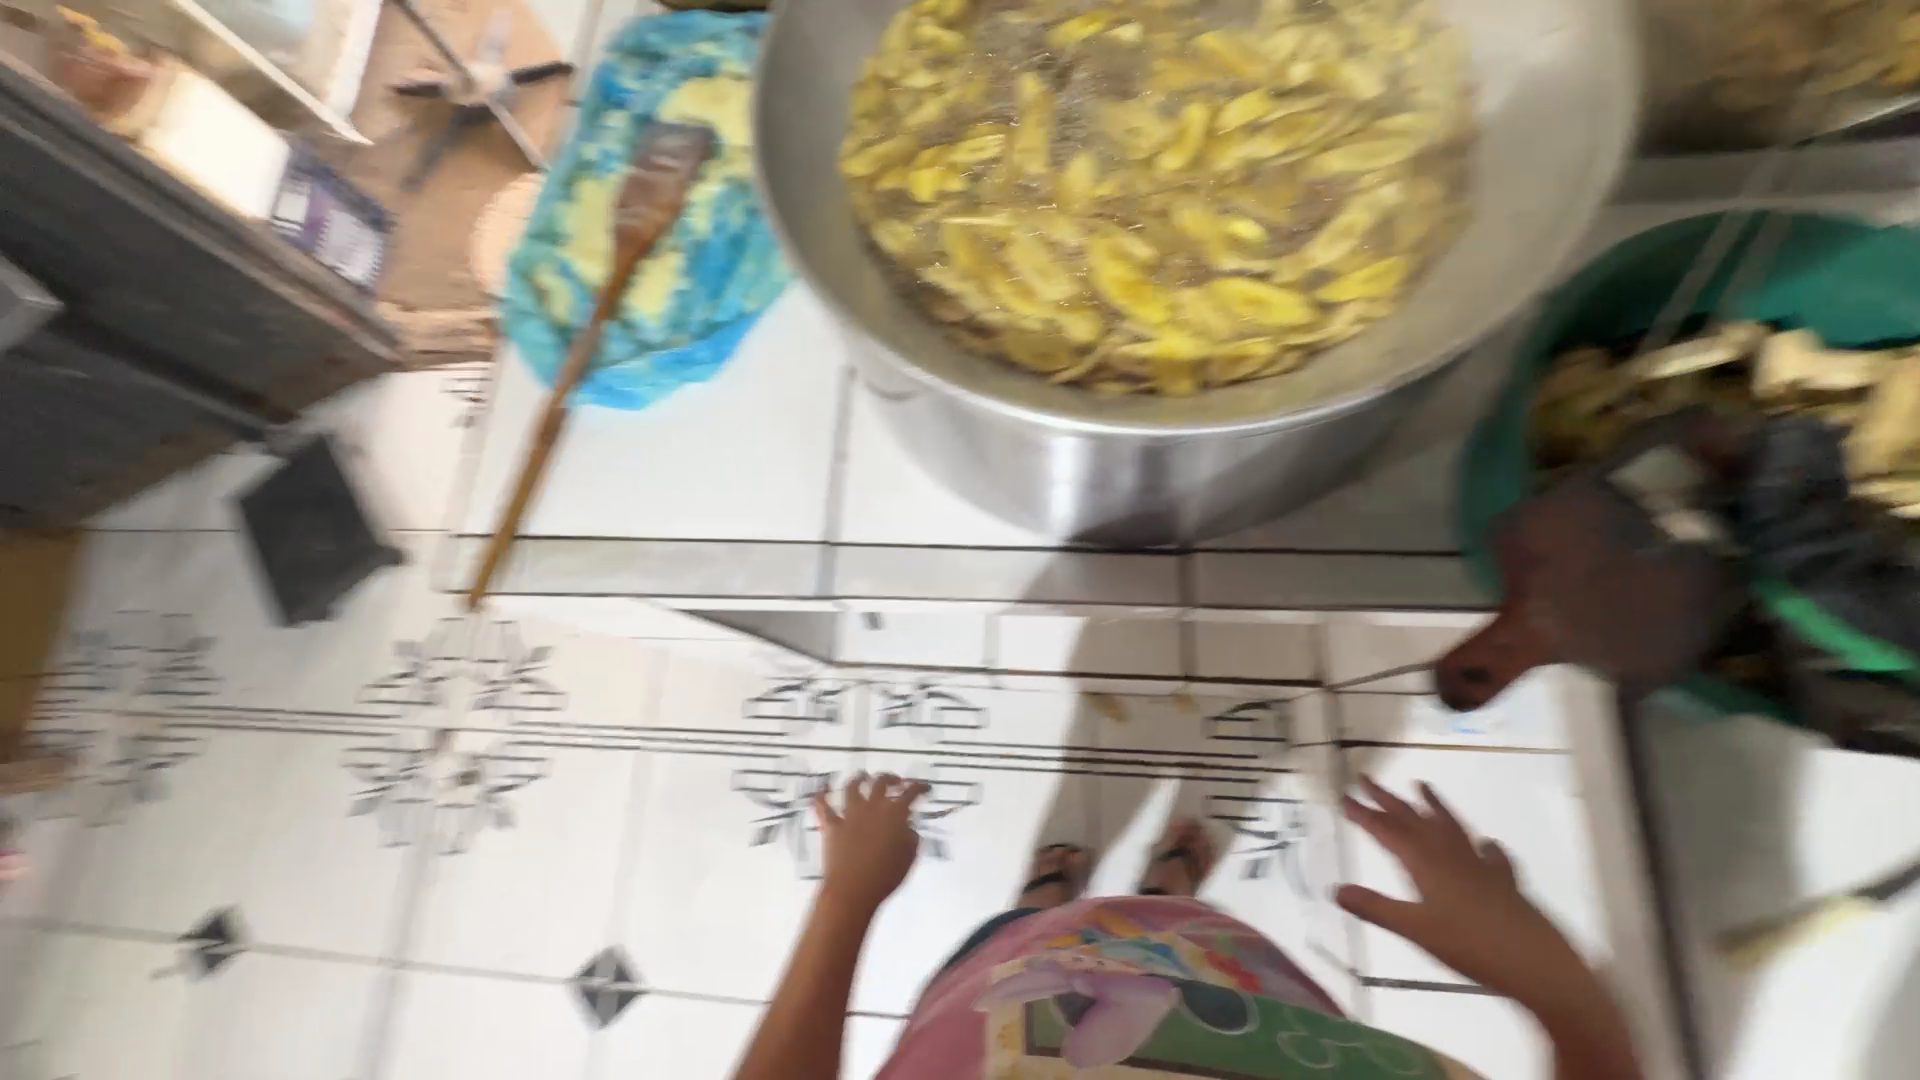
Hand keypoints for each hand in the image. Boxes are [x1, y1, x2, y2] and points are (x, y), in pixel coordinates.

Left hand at [813, 773, 929, 917]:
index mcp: (895, 814)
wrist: (853, 891)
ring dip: (859, 779)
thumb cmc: (886, 876)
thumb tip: (907, 827)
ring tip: (863, 776)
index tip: (925, 788)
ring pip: (852, 787)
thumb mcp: (909, 857)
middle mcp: (872, 807)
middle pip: (881, 783)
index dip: (920, 787)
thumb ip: (911, 837)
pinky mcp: (831, 825)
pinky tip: (822, 786)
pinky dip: (822, 794)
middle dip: (890, 778)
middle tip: (896, 781)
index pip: (911, 793)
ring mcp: (850, 814)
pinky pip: (823, 806)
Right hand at [1337, 777, 1593, 1007]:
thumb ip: (1376, 909)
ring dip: (1434, 806)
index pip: (1387, 831)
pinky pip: (1492, 856)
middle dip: (1388, 799)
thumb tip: (1336, 889)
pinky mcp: (1506, 884)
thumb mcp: (1416, 931)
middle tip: (1367, 779)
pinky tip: (1488, 843)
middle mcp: (1450, 856)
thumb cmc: (1473, 947)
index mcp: (1426, 863)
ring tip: (1423, 786)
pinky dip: (1485, 846)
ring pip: (1451, 828)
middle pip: (1415, 820)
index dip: (1363, 814)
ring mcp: (1481, 868)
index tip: (1343, 796)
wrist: (1541, 968)